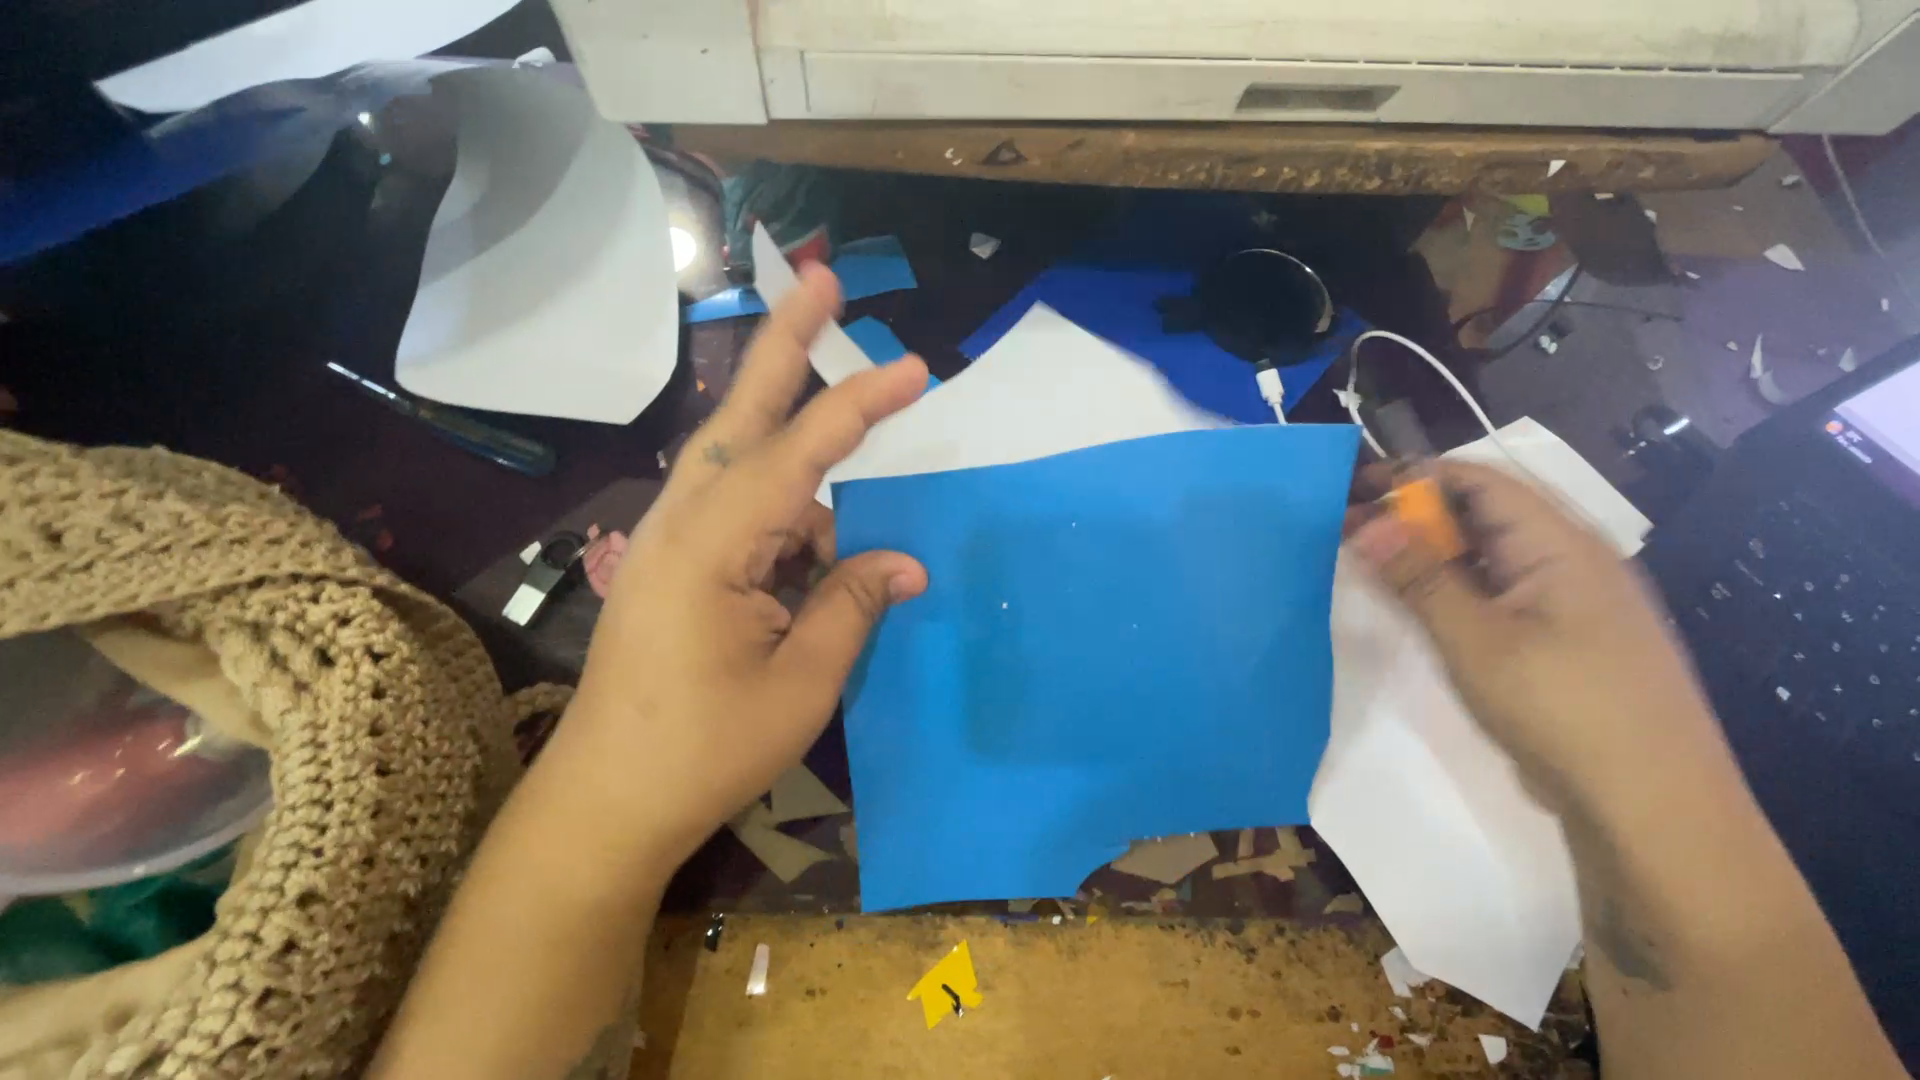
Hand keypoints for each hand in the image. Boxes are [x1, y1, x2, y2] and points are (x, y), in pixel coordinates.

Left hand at [550, 265, 929, 868]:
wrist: (606, 804)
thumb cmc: (706, 750)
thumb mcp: (802, 682)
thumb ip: (854, 605)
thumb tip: (907, 562)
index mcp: (712, 545)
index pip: (801, 453)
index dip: (861, 406)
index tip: (918, 370)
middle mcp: (682, 522)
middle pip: (742, 414)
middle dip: (787, 344)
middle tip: (821, 279)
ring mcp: (669, 541)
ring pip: (743, 467)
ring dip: (800, 463)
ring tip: (839, 520)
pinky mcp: (672, 566)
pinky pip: (741, 516)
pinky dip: (787, 524)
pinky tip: (813, 570)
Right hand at [1349, 461, 1733, 812]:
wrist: (1655, 808)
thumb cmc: (1565, 710)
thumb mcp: (1477, 641)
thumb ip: (1420, 577)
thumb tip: (1367, 520)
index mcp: (1561, 544)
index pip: (1479, 480)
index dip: (1412, 476)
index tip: (1352, 490)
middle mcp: (1572, 560)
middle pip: (1485, 513)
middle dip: (1415, 514)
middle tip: (1351, 531)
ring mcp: (1574, 602)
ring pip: (1491, 555)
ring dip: (1432, 553)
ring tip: (1375, 565)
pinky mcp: (1568, 640)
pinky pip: (1502, 592)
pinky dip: (1456, 588)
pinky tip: (1425, 609)